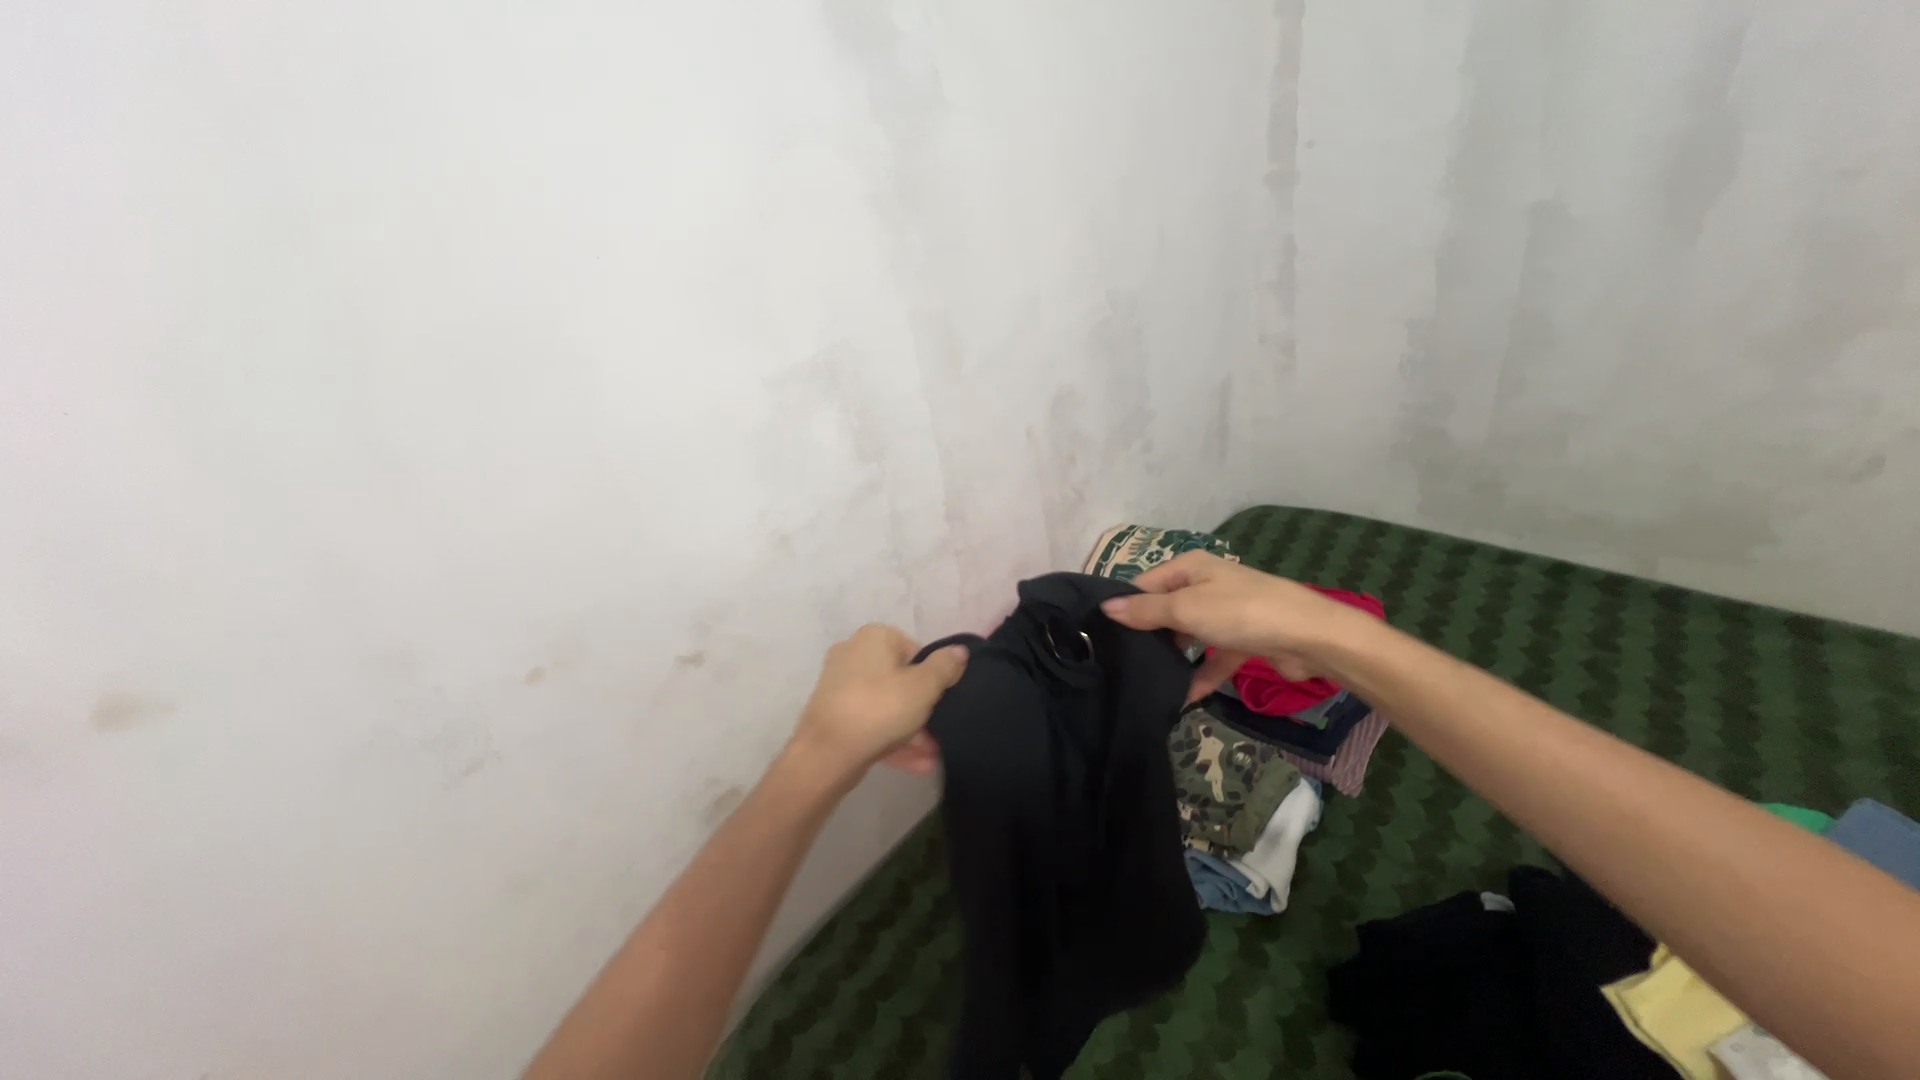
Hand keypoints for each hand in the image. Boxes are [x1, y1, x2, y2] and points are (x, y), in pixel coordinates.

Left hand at [789, 624, 967, 779]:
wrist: (826, 753)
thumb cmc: (880, 708)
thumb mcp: (924, 687)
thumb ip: (945, 667)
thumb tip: (959, 650)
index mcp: (874, 637)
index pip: (915, 650)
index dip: (934, 676)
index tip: (943, 699)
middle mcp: (853, 654)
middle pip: (900, 680)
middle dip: (923, 709)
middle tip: (941, 731)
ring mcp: (840, 687)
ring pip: (886, 706)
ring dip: (912, 730)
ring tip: (934, 756)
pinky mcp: (834, 716)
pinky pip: (871, 723)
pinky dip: (892, 740)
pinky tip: (919, 765)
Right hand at [1098, 551, 1366, 702]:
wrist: (1310, 637)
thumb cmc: (1241, 612)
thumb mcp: (1186, 608)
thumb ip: (1146, 611)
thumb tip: (1105, 607)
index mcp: (1190, 567)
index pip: (1144, 584)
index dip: (1126, 607)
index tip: (1104, 637)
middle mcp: (1206, 584)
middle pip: (1166, 610)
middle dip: (1149, 636)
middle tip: (1122, 663)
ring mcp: (1226, 612)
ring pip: (1189, 635)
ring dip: (1175, 658)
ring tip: (1149, 682)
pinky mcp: (1244, 639)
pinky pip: (1213, 657)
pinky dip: (1201, 674)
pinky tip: (1186, 697)